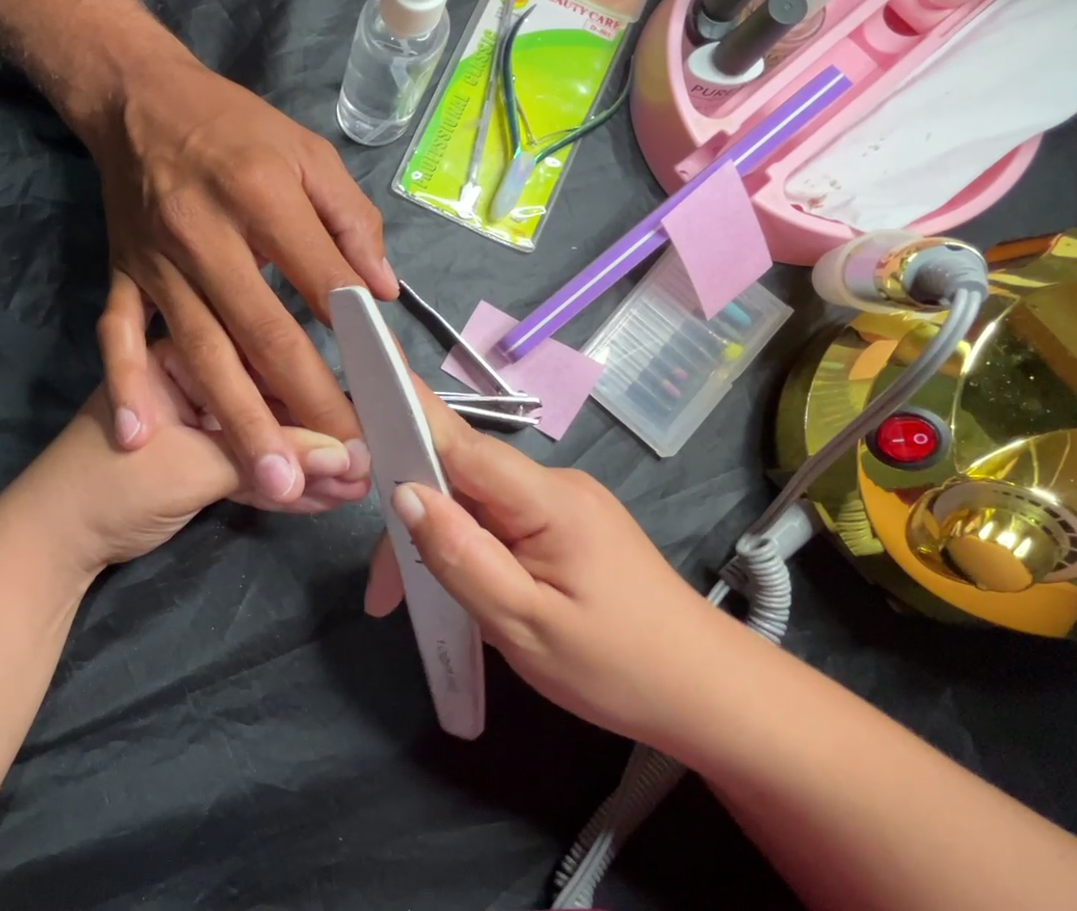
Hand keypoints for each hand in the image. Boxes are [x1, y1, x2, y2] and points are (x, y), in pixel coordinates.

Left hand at [21, 341, 371, 576]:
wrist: (51, 543)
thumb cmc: (108, 484)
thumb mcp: (191, 467)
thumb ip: (267, 459)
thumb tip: (346, 457)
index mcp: (180, 356)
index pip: (261, 365)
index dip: (315, 396)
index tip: (365, 420)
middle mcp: (193, 381)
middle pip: (269, 404)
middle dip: (318, 439)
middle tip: (371, 463)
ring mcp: (197, 424)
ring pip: (264, 441)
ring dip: (306, 468)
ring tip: (358, 488)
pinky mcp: (200, 462)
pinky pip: (250, 468)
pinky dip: (282, 486)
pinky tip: (325, 498)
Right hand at [83, 54, 399, 504]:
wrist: (140, 101)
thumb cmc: (235, 127)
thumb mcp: (307, 150)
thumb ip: (350, 219)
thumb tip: (380, 292)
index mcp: (262, 196)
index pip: (322, 283)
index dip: (360, 344)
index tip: (388, 399)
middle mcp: (208, 237)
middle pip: (263, 334)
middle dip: (305, 404)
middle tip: (340, 467)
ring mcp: (159, 265)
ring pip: (201, 352)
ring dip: (237, 419)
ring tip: (270, 480)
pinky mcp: (123, 278)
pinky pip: (120, 337)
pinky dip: (126, 386)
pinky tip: (139, 437)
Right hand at [364, 394, 728, 744]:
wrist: (711, 697)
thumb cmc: (619, 667)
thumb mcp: (524, 624)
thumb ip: (461, 556)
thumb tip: (406, 494)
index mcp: (549, 500)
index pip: (463, 443)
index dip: (410, 412)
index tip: (365, 379)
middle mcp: (554, 486)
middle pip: (459, 478)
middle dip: (412, 521)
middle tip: (382, 594)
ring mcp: (561, 505)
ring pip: (473, 504)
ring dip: (437, 543)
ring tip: (412, 604)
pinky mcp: (564, 528)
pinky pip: (496, 523)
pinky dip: (465, 550)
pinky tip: (455, 590)